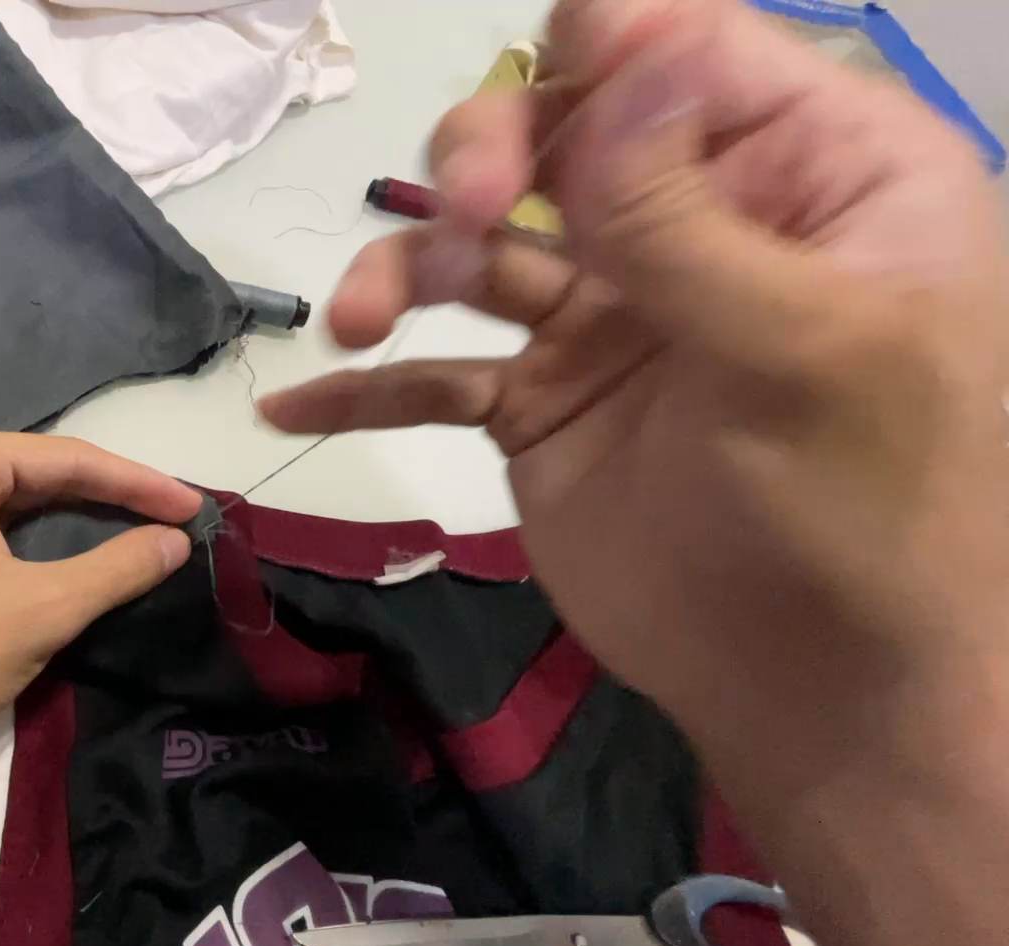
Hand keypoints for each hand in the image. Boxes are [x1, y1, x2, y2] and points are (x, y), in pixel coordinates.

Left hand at [0, 427, 197, 752]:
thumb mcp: (40, 610)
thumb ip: (116, 567)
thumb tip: (175, 540)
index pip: (64, 459)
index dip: (137, 484)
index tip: (193, 507)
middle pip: (38, 472)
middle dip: (109, 496)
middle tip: (175, 517)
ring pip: (16, 499)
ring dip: (77, 515)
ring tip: (142, 525)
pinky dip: (39, 537)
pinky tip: (80, 544)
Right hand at [261, 0, 1008, 783]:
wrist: (795, 678)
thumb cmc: (856, 512)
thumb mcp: (801, 352)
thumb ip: (694, 222)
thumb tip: (621, 67)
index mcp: (802, 183)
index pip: (689, 64)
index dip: (601, 47)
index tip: (529, 83)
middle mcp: (681, 236)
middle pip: (550, 149)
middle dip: (481, 165)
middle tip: (457, 220)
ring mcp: (588, 325)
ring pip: (467, 263)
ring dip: (395, 278)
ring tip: (351, 327)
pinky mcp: (523, 406)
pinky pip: (429, 380)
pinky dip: (360, 392)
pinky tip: (293, 405)